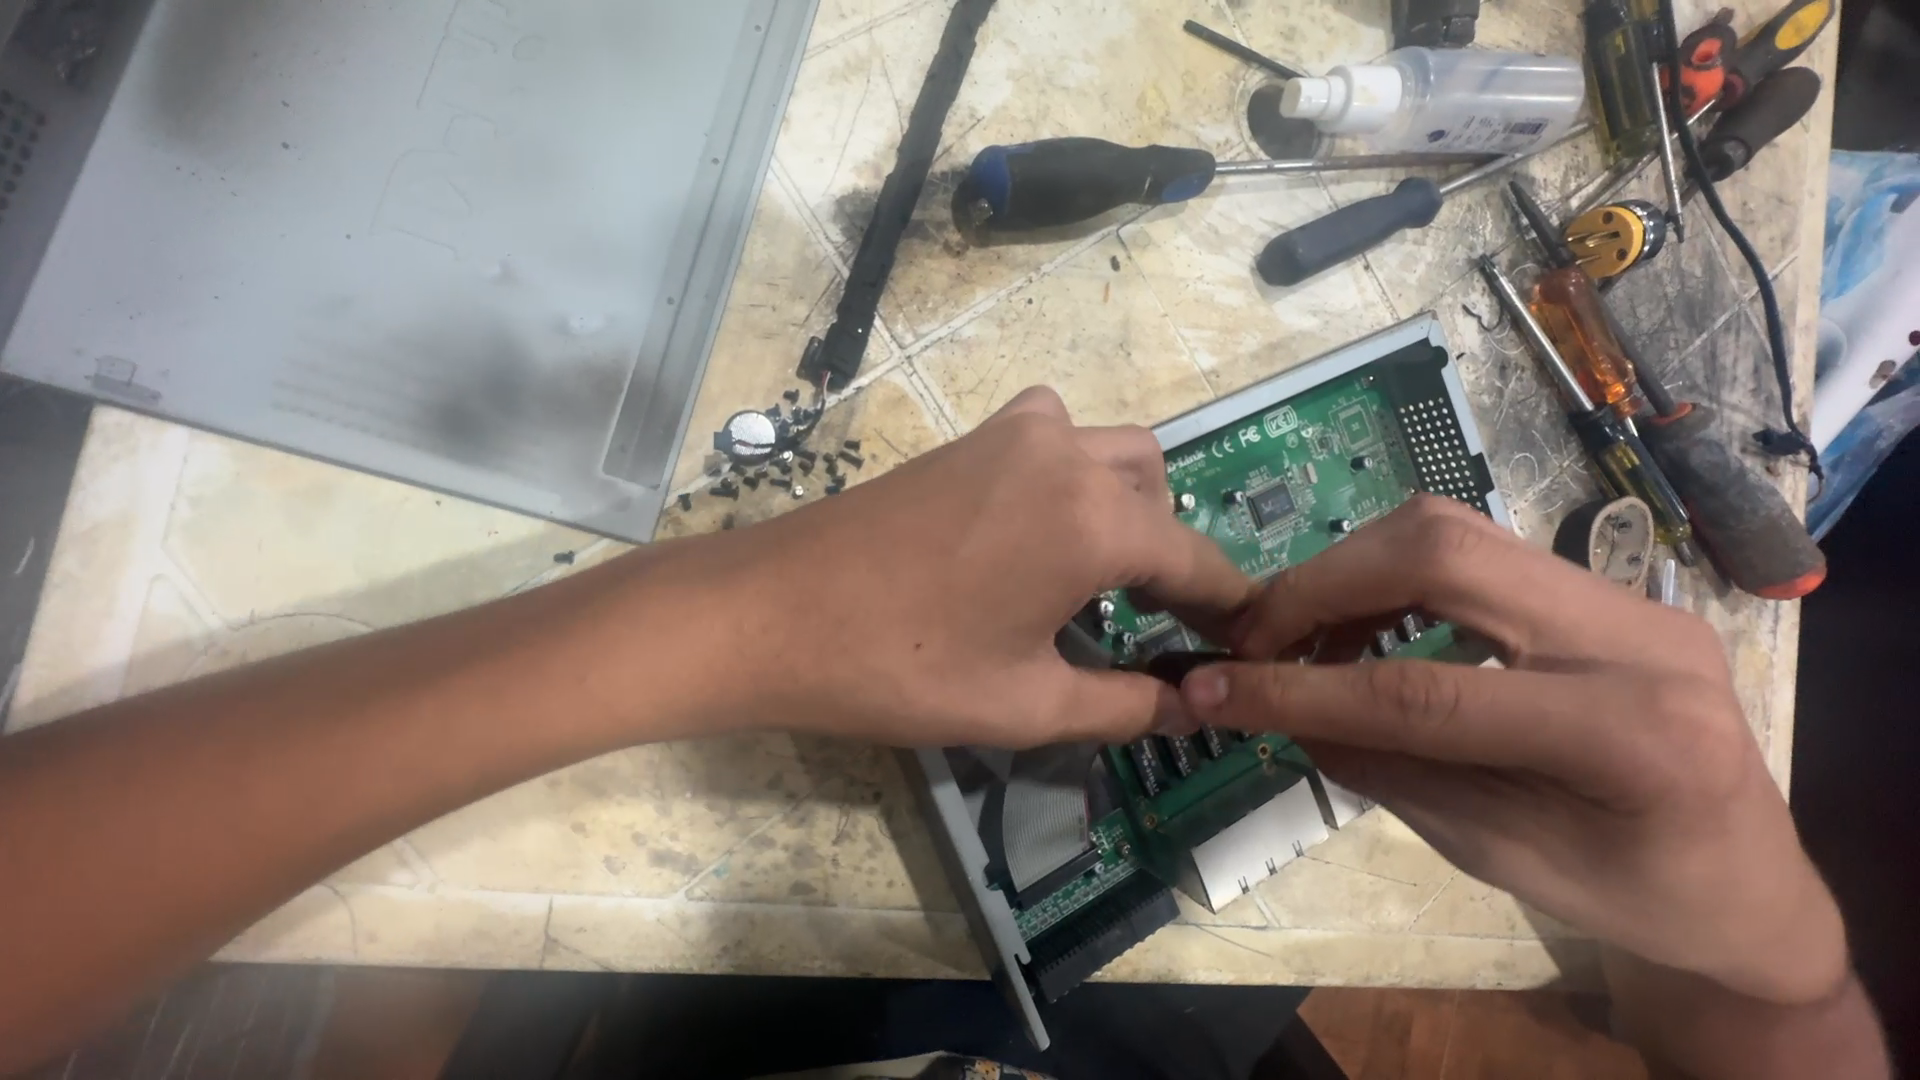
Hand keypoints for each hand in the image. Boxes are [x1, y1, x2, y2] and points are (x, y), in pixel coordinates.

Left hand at [649, 387, 1254, 748]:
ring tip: (1097, 575)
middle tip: (1152, 621)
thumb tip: (1189, 706)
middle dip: (1170, 553)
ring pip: (1110, 453)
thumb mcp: (1026, 704)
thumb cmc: (902, 667)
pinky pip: (1053, 435)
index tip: (1243, 642)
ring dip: (1126, 506)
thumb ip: (1124, 705)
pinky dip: (1072, 473)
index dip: (1227, 606)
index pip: (1196, 559)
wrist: (774, 611)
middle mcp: (1066, 456)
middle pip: (1157, 495)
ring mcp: (1013, 433)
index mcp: (1094, 520)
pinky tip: (1036, 528)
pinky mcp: (968, 435)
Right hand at [1175, 496, 1847, 1005]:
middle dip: (1318, 588)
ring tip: (1295, 632)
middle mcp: (1635, 636)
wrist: (1742, 879)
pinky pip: (1463, 547)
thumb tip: (1272, 706)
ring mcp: (1621, 594)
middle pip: (1440, 554)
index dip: (1301, 689)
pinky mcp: (1591, 582)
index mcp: (1633, 738)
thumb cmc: (1627, 893)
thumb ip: (1379, 767)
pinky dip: (1381, 576)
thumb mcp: (1490, 853)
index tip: (1213, 690)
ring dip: (1343, 572)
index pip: (1424, 693)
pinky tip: (1356, 628)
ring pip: (1446, 528)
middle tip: (1251, 640)